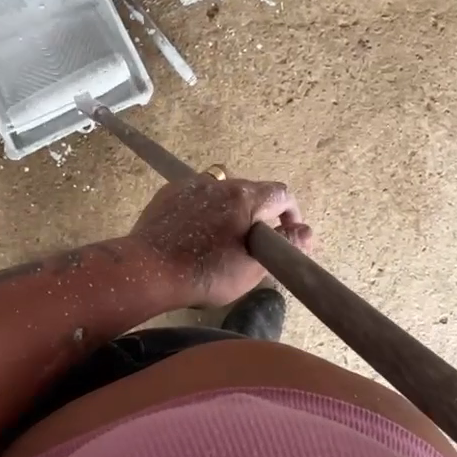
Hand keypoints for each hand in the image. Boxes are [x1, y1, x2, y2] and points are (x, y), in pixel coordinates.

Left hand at [129, 175, 313, 305]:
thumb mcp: (252, 266)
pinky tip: (196, 234)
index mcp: (245, 197)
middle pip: (252, 191)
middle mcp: (219, 183)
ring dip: (231, 210)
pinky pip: (198, 196)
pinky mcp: (169, 193)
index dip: (292, 214)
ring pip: (223, 192)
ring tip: (224, 239)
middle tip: (255, 243)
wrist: (148, 270)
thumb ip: (284, 246)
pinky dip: (205, 210)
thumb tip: (308, 232)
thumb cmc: (205, 273)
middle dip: (260, 213)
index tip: (289, 234)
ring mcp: (191, 185)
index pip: (282, 193)